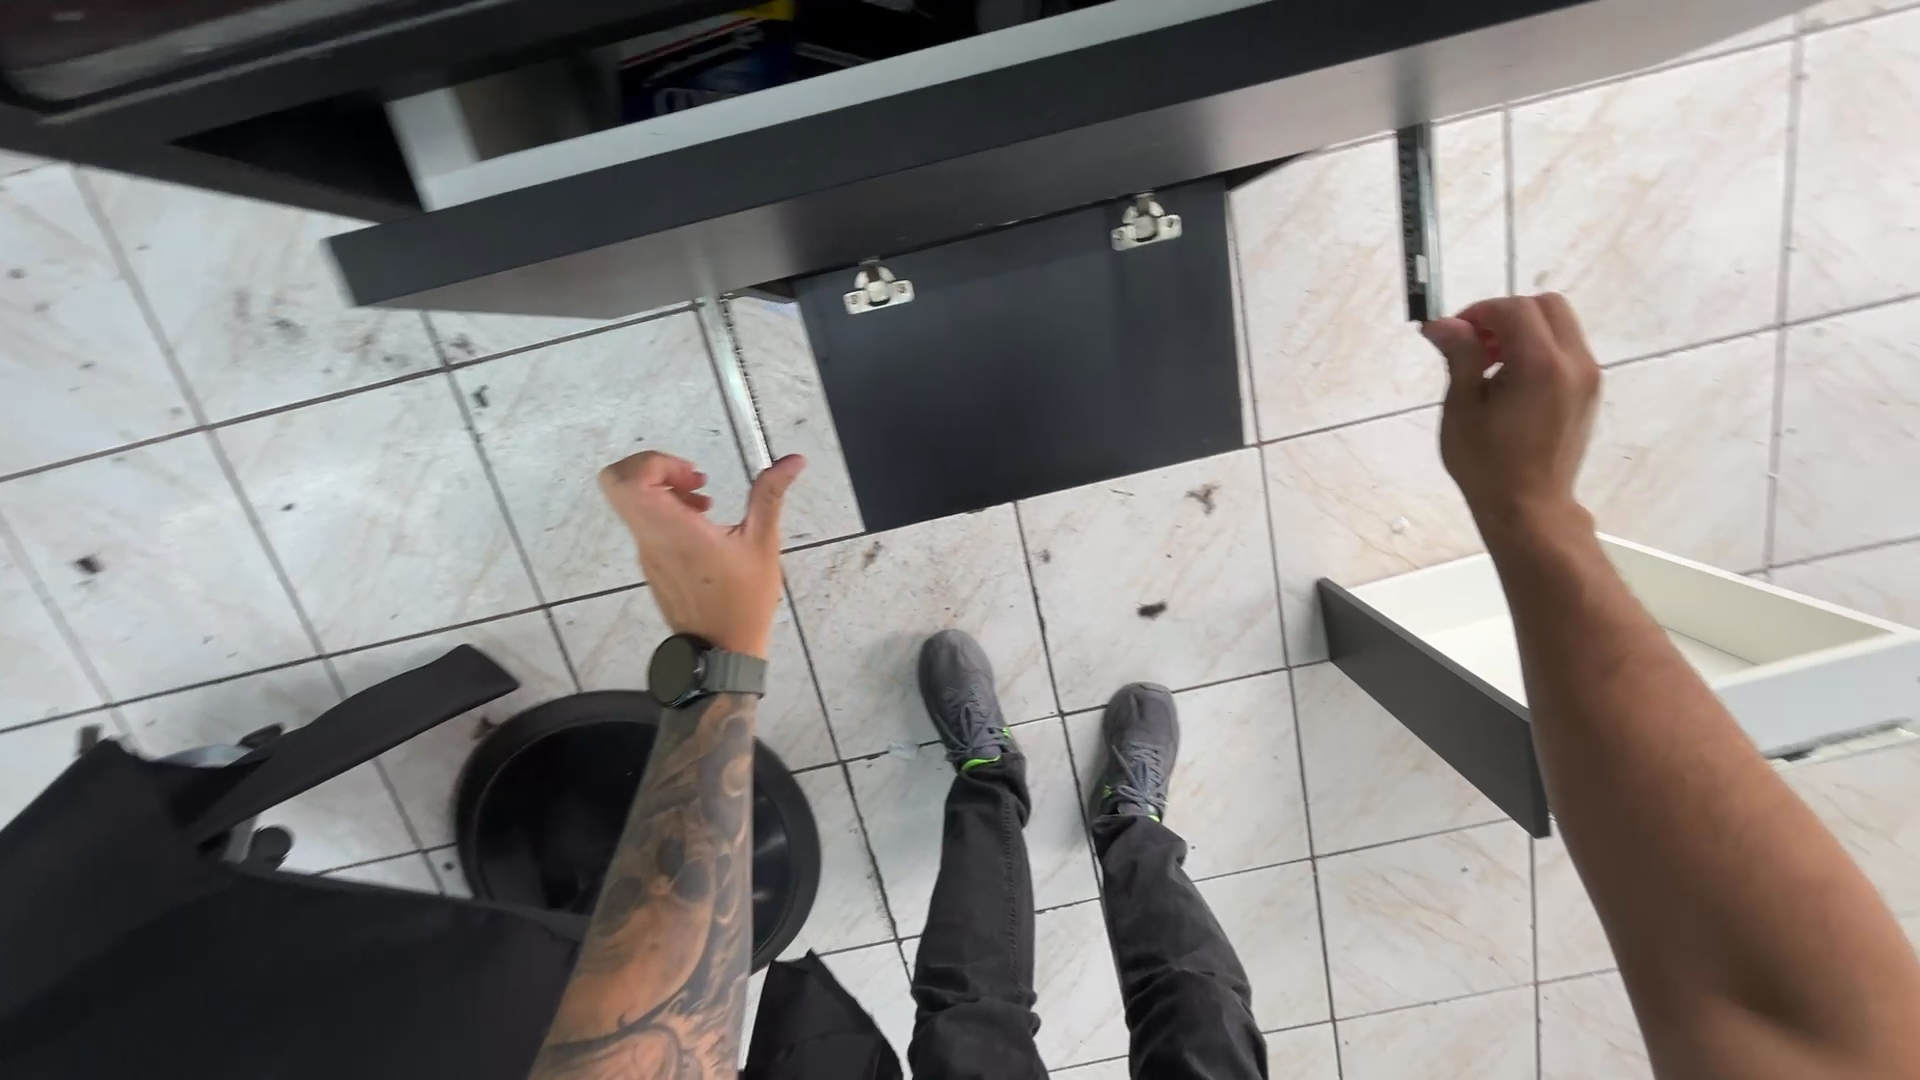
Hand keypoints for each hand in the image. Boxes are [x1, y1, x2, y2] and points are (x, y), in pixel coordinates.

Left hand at [599, 451, 806, 658]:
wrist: (722, 652)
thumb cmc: (745, 600)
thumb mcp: (763, 543)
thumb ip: (770, 496)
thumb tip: (793, 461)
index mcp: (674, 531)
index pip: (630, 481)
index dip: (656, 463)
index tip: (694, 475)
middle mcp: (651, 539)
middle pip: (615, 482)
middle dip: (651, 467)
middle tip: (690, 478)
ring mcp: (646, 552)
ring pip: (628, 503)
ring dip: (661, 489)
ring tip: (703, 501)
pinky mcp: (651, 564)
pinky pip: (643, 523)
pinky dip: (665, 511)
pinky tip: (702, 525)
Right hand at [1422, 293, 1601, 540]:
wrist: (1528, 505)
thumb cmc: (1485, 463)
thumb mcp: (1462, 408)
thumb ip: (1460, 357)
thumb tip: (1442, 323)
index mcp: (1540, 366)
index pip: (1516, 309)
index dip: (1479, 312)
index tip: (1450, 334)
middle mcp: (1574, 362)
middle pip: (1546, 307)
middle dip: (1504, 315)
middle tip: (1471, 344)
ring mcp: (1588, 376)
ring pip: (1558, 326)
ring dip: (1520, 332)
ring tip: (1487, 367)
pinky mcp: (1588, 390)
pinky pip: (1565, 350)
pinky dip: (1535, 350)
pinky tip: (1507, 384)